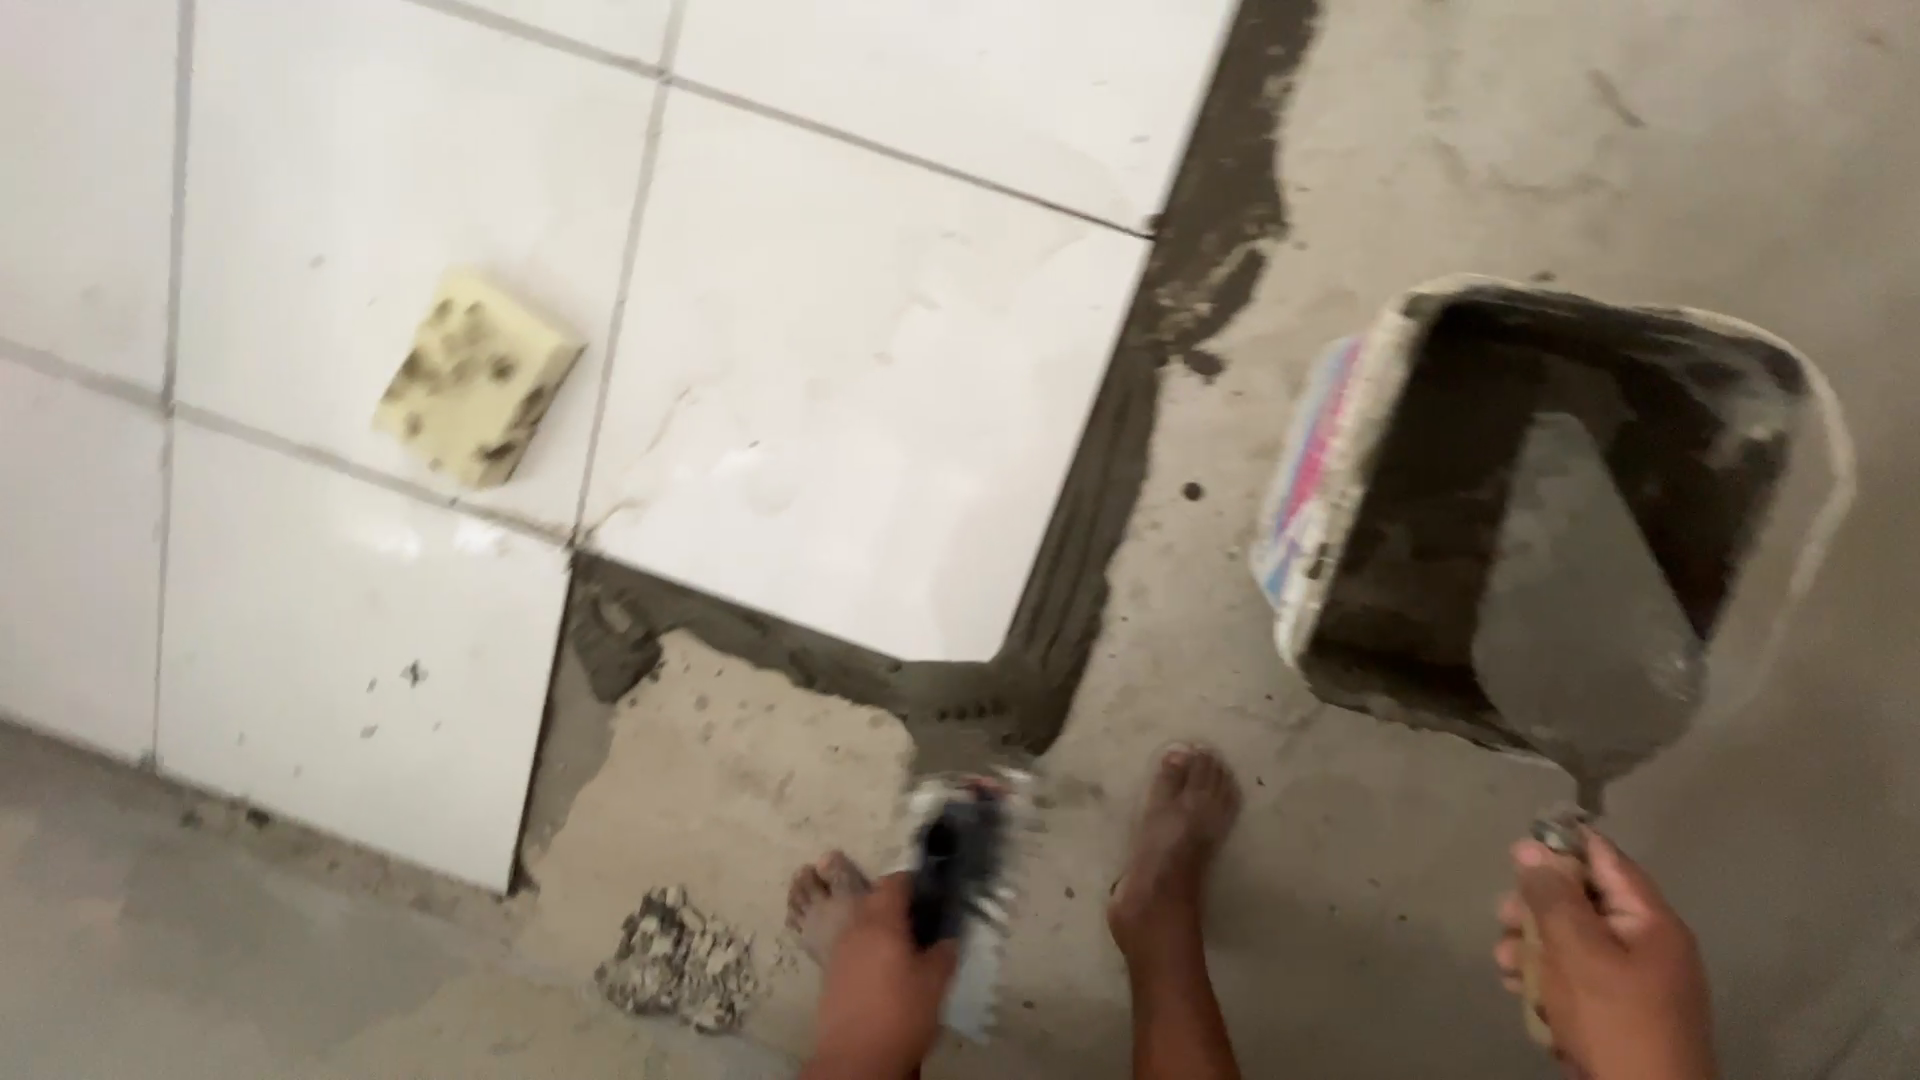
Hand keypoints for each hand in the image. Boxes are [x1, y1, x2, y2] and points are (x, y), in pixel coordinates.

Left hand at [805, 872, 957, 1078]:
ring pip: (861, 922)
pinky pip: (852, 945)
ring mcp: (839, 950)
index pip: (895, 882)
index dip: (914, 882)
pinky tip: (884, 969)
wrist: (854, 1060)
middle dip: (896, 902)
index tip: (931, 892)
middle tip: (921, 919)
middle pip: (874, 899)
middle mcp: (856, 927)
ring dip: (880, 925)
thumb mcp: (934, 984)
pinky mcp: (830, 974)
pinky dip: (868, 946)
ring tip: (904, 946)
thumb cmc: (899, 1013)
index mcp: (881, 921)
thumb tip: (948, 940)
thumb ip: (944, 954)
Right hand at [1494, 830, 1717, 1079]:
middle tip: (1506, 919)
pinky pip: (1568, 969)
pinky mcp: (1611, 1003)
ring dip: (1529, 944)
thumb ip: (1552, 895)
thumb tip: (1529, 845)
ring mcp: (1629, 975)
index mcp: (1649, 922)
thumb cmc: (1614, 1020)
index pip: (1604, 858)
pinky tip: (1520, 987)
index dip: (1561, 844)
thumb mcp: (1578, 951)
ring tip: (1507, 966)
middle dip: (1533, 907)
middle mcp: (1643, 941)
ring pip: (1565, 935)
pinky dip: (1541, 973)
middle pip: (1577, 898)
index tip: (1516, 850)